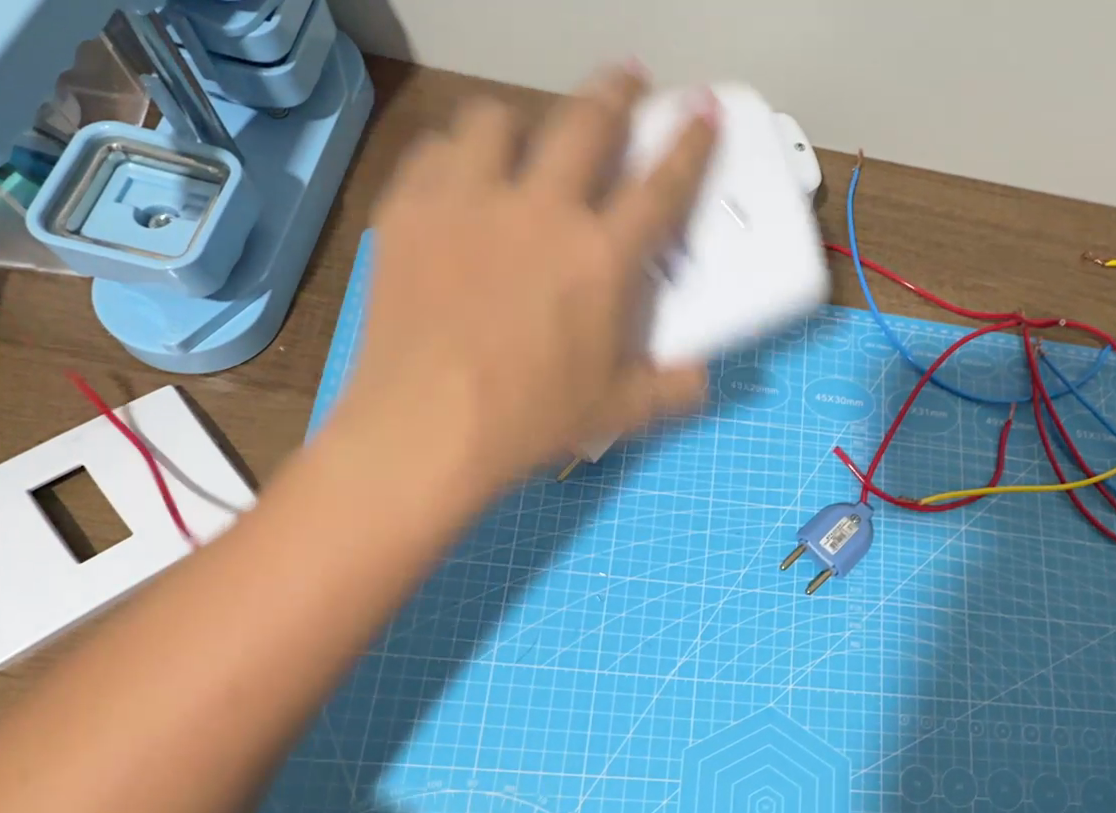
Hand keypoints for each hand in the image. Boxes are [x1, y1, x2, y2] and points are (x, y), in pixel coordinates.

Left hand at [330, 62, 716, 498]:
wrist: (426, 429)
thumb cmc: (532, 421)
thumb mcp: (618, 410)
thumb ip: (671, 388)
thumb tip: (705, 377)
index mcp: (601, 257)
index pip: (661, 185)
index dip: (690, 143)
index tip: (703, 110)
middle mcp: (541, 209)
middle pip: (586, 123)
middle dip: (615, 91)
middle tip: (628, 79)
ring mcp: (469, 201)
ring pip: (498, 119)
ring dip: (523, 122)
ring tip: (524, 139)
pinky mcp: (409, 210)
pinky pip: (435, 150)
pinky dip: (456, 154)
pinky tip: (459, 177)